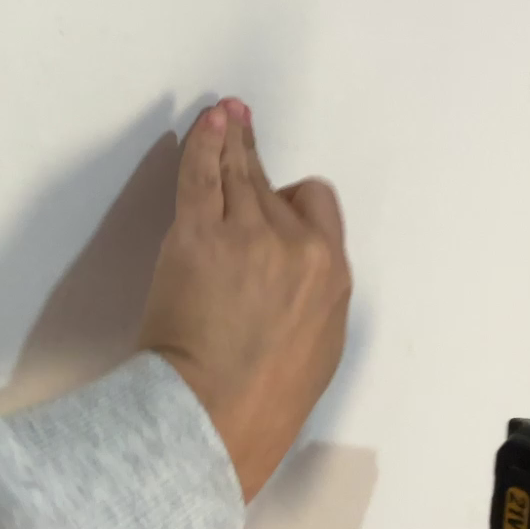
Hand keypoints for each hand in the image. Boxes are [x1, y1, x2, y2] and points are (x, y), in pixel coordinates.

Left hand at [136, 97, 350, 501]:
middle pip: (274, 186)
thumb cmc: (266, 397)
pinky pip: (203, 175)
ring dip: (231, 139)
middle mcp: (295, 244)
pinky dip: (205, 143)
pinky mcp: (199, 235)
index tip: (270, 205)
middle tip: (242, 125)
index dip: (291, 201)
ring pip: (239, 173)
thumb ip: (314, 292)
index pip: (316, 204)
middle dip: (254, 160)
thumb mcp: (318, 346)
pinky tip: (208, 122)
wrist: (214, 414)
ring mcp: (246, 235)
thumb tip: (298, 265)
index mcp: (330, 273)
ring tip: (225, 113)